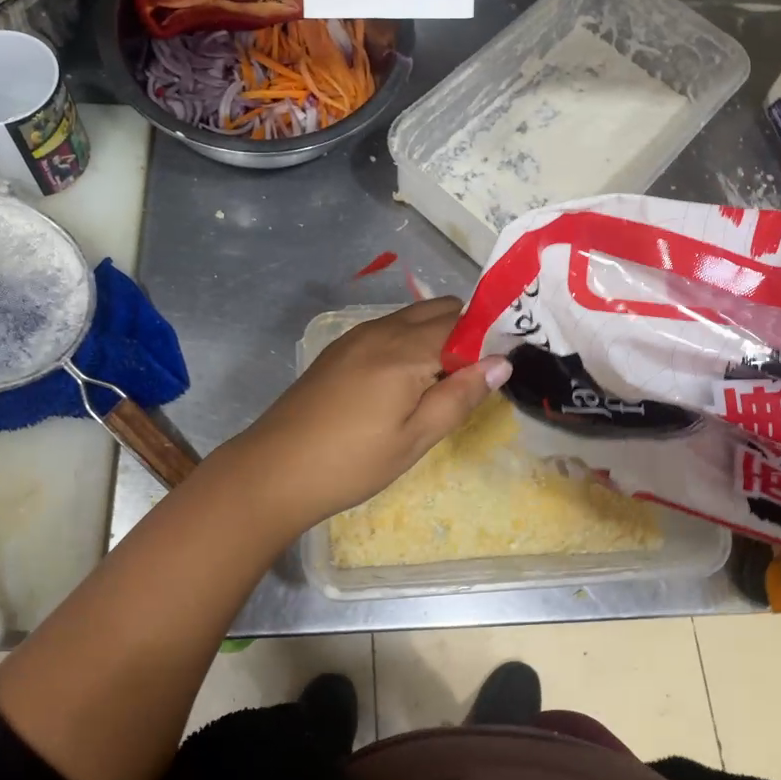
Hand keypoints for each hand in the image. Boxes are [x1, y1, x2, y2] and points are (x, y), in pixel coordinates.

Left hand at [218, 298, 511, 530]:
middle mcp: (383, 330)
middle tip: (476, 377)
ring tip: (444, 385)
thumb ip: (460, 396)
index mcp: (406, 349)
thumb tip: (501, 361)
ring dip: (437, 337)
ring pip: (413, 317)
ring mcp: (357, 336)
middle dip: (466, 332)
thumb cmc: (352, 461)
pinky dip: (409, 343)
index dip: (490, 338)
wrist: (274, 469)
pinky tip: (406, 384)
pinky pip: (388, 330)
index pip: (465, 322)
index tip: (506, 364)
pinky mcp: (339, 349)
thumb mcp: (415, 438)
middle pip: (440, 310)